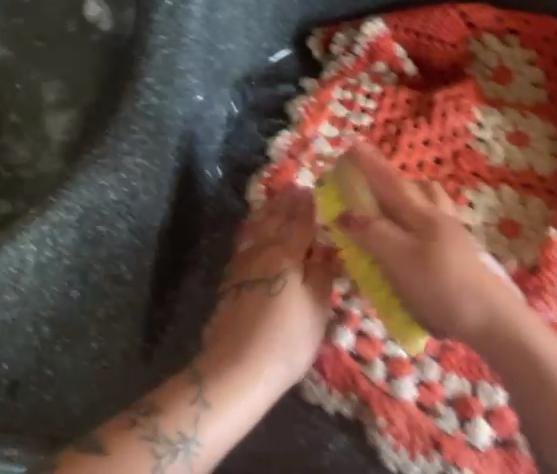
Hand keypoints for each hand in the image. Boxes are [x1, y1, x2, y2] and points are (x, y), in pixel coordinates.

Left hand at [202, 189, 332, 394]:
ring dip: (267, 213)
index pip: (299, 222)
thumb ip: (322, 272)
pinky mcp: (230, 280)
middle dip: (285, 204)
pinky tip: (254, 233)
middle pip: (274, 220)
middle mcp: (261, 250)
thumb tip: (326, 245)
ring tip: (274, 203)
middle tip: (293, 188)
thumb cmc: (287, 340)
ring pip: (256, 228)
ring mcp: (241, 264)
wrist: (237, 368)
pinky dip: (253, 230)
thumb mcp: (317, 308)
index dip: (306, 206)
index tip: (311, 189)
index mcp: (286, 252)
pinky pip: (245, 242)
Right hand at [336, 142, 527, 346]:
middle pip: (412, 187)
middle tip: (370, 174)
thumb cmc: (442, 286)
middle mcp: (437, 217)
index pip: (388, 181)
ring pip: (431, 202)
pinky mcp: (461, 256)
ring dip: (412, 194)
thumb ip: (373, 234)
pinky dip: (423, 219)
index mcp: (420, 214)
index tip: (351, 144)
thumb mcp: (400, 259)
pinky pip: (438, 224)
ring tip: (394, 204)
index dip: (368, 163)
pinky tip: (417, 238)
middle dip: (389, 176)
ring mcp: (453, 236)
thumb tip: (344, 214)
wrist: (494, 320)